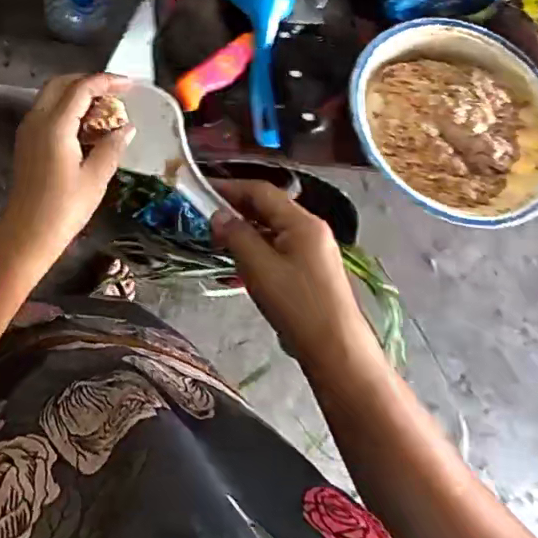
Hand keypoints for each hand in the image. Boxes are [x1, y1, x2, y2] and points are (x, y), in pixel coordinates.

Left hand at [0, 74, 133, 258]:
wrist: (27, 232)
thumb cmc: (63, 208)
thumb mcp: (95, 178)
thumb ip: (111, 147)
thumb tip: (127, 128)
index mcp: (54, 125)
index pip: (80, 88)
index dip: (106, 81)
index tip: (129, 84)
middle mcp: (36, 120)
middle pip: (61, 84)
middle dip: (88, 81)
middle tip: (116, 90)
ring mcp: (27, 130)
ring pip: (50, 96)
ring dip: (76, 93)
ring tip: (105, 106)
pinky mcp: (25, 141)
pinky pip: (46, 111)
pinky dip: (66, 107)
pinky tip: (86, 124)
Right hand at [209, 180, 366, 353]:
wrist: (336, 350)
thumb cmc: (296, 304)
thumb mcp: (258, 266)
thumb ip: (236, 235)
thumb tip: (218, 215)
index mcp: (301, 222)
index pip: (260, 191)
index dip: (229, 187)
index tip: (201, 189)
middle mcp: (310, 230)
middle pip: (267, 208)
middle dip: (234, 210)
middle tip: (204, 216)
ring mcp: (312, 251)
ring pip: (270, 231)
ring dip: (242, 232)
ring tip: (216, 242)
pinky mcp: (310, 271)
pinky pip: (276, 250)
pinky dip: (254, 252)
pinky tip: (236, 268)